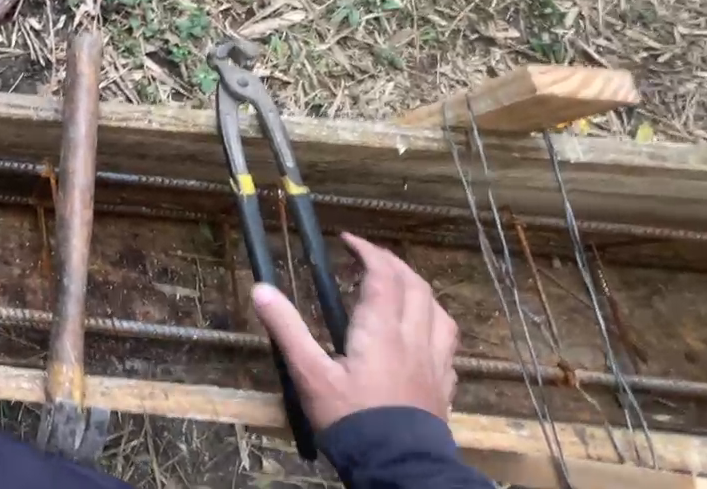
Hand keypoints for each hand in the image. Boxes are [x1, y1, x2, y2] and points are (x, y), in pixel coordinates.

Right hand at [252, 233, 459, 429]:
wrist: (401, 469)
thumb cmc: (351, 418)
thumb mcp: (308, 372)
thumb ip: (286, 328)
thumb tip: (260, 288)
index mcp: (381, 331)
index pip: (384, 277)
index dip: (368, 252)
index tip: (347, 240)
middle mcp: (414, 340)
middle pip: (417, 288)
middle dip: (393, 264)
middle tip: (366, 256)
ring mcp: (434, 365)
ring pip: (440, 314)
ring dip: (418, 291)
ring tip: (397, 287)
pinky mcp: (443, 388)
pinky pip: (446, 344)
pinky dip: (431, 324)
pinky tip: (418, 334)